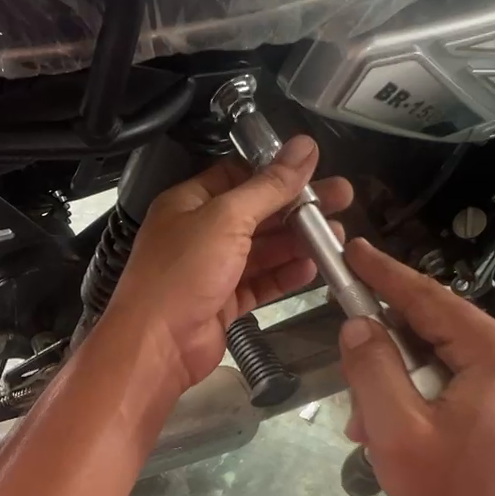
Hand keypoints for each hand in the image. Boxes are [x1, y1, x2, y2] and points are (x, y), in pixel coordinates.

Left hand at [101, 136, 353, 388]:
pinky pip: (258, 284)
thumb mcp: (227, 218)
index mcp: (187, 204)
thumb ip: (269, 186)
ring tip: (335, 237)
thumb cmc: (178, 277)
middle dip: (296, 208)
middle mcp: (197, 234)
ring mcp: (209, 271)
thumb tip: (303, 149)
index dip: (274, 172)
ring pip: (260, 251)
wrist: (155, 346)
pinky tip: (311, 269)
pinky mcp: (221, 303)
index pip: (236, 175)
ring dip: (296, 243)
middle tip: (340, 200)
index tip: (314, 170)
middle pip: (255, 213)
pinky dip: (284, 276)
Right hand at [337, 239, 494, 495]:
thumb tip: (355, 324)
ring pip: (426, 355)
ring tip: (363, 423)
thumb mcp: (395, 425)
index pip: (429, 299)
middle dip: (380, 348)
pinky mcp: (491, 397)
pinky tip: (381, 428)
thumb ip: (371, 368)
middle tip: (343, 362)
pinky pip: (435, 377)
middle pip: (427, 325)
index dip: (385, 274)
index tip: (353, 250)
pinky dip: (402, 395)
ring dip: (386, 382)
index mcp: (494, 352)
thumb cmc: (445, 484)